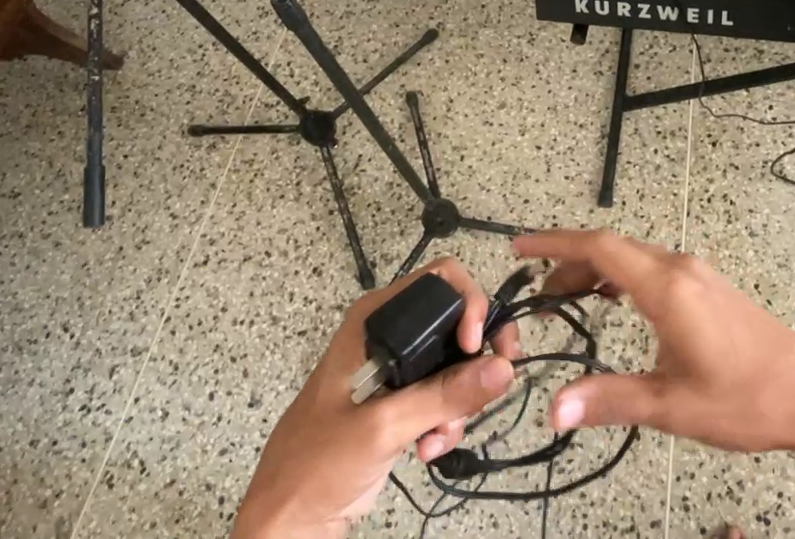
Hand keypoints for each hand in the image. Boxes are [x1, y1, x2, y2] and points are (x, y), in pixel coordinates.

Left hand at [231, 259, 519, 538]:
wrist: (291, 515)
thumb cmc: (320, 460)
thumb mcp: (384, 425)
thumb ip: (444, 395)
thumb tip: (504, 368)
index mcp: (376, 318)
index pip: (442, 279)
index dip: (470, 303)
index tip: (477, 347)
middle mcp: (390, 331)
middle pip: (457, 319)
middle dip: (475, 358)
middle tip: (491, 386)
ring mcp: (398, 365)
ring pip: (457, 360)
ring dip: (461, 399)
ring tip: (441, 436)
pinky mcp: (403, 396)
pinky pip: (446, 392)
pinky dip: (448, 419)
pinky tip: (430, 448)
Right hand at [514, 230, 794, 454]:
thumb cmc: (744, 399)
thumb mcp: (671, 406)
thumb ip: (610, 401)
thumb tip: (553, 409)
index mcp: (667, 287)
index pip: (598, 247)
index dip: (554, 243)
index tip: (519, 248)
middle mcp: (681, 268)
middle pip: (612, 249)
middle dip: (569, 264)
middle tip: (537, 295)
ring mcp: (699, 275)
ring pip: (633, 257)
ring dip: (596, 271)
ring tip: (567, 298)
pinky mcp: (710, 288)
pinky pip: (653, 267)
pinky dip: (622, 276)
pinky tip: (617, 300)